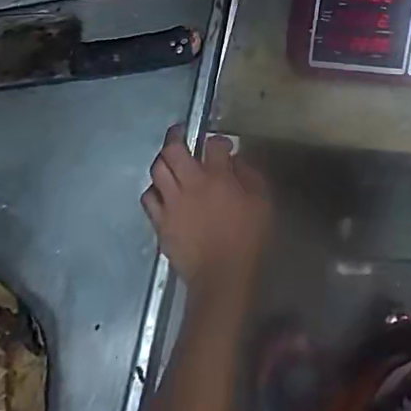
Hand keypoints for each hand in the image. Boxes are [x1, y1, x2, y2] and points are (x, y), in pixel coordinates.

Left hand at [141, 125, 271, 298]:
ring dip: (162, 160)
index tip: (223, 146)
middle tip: (180, 132)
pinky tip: (162, 191)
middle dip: (175, 136)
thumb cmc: (248, 241)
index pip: (213, 145)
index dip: (218, 141)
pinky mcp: (160, 222)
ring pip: (157, 169)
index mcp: (217, 177)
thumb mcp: (262, 204)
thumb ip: (250, 177)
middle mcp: (190, 184)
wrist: (222, 277)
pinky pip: (149, 198)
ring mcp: (171, 203)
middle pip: (173, 149)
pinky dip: (154, 189)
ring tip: (169, 159)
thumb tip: (236, 161)